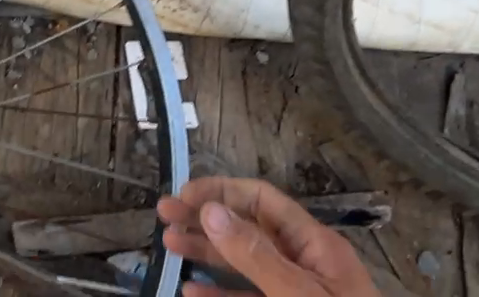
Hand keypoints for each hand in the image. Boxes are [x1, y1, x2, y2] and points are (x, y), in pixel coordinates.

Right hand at [158, 178, 380, 296]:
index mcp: (316, 247)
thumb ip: (255, 255)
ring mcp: (298, 296)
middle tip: (163, 216)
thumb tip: (210, 210)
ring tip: (169, 248)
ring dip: (205, 254)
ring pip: (244, 264)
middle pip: (247, 229)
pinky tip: (192, 294)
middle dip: (204, 220)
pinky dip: (220, 295)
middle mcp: (306, 265)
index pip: (261, 200)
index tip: (183, 197)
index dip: (220, 192)